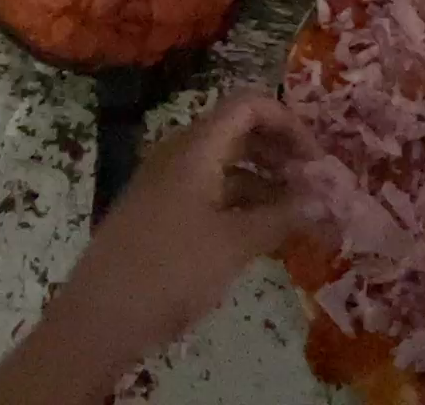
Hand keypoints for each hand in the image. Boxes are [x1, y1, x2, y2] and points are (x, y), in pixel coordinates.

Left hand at [63, 91, 319, 351]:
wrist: (98, 318)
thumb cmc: (170, 270)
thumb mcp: (234, 244)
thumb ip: (282, 217)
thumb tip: (326, 202)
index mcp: (197, 146)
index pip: (249, 105)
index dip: (288, 123)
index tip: (317, 160)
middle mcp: (182, 152)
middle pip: (239, 131)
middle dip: (280, 152)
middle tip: (314, 185)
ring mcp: (169, 181)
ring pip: (227, 164)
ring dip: (265, 181)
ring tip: (298, 214)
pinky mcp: (163, 210)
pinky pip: (211, 190)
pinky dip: (242, 202)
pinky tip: (265, 233)